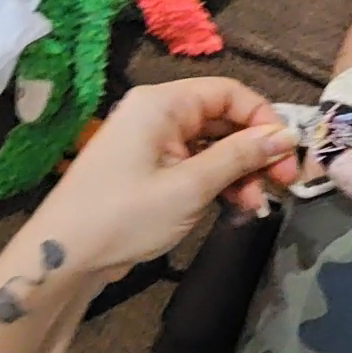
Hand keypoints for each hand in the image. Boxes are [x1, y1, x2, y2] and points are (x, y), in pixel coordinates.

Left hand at [29, 78, 299, 274]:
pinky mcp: (150, 168)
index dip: (264, 120)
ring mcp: (153, 142)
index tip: (288, 154)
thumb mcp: (191, 186)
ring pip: (213, 145)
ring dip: (240, 172)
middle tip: (283, 184)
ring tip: (257, 206)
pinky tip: (237, 207)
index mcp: (163, 103)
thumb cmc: (126, 215)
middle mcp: (158, 113)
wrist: (63, 259)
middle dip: (255, 151)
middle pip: (224, 119)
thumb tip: (287, 135)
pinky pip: (196, 164)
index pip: (230, 93)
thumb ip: (240, 156)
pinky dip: (219, 182)